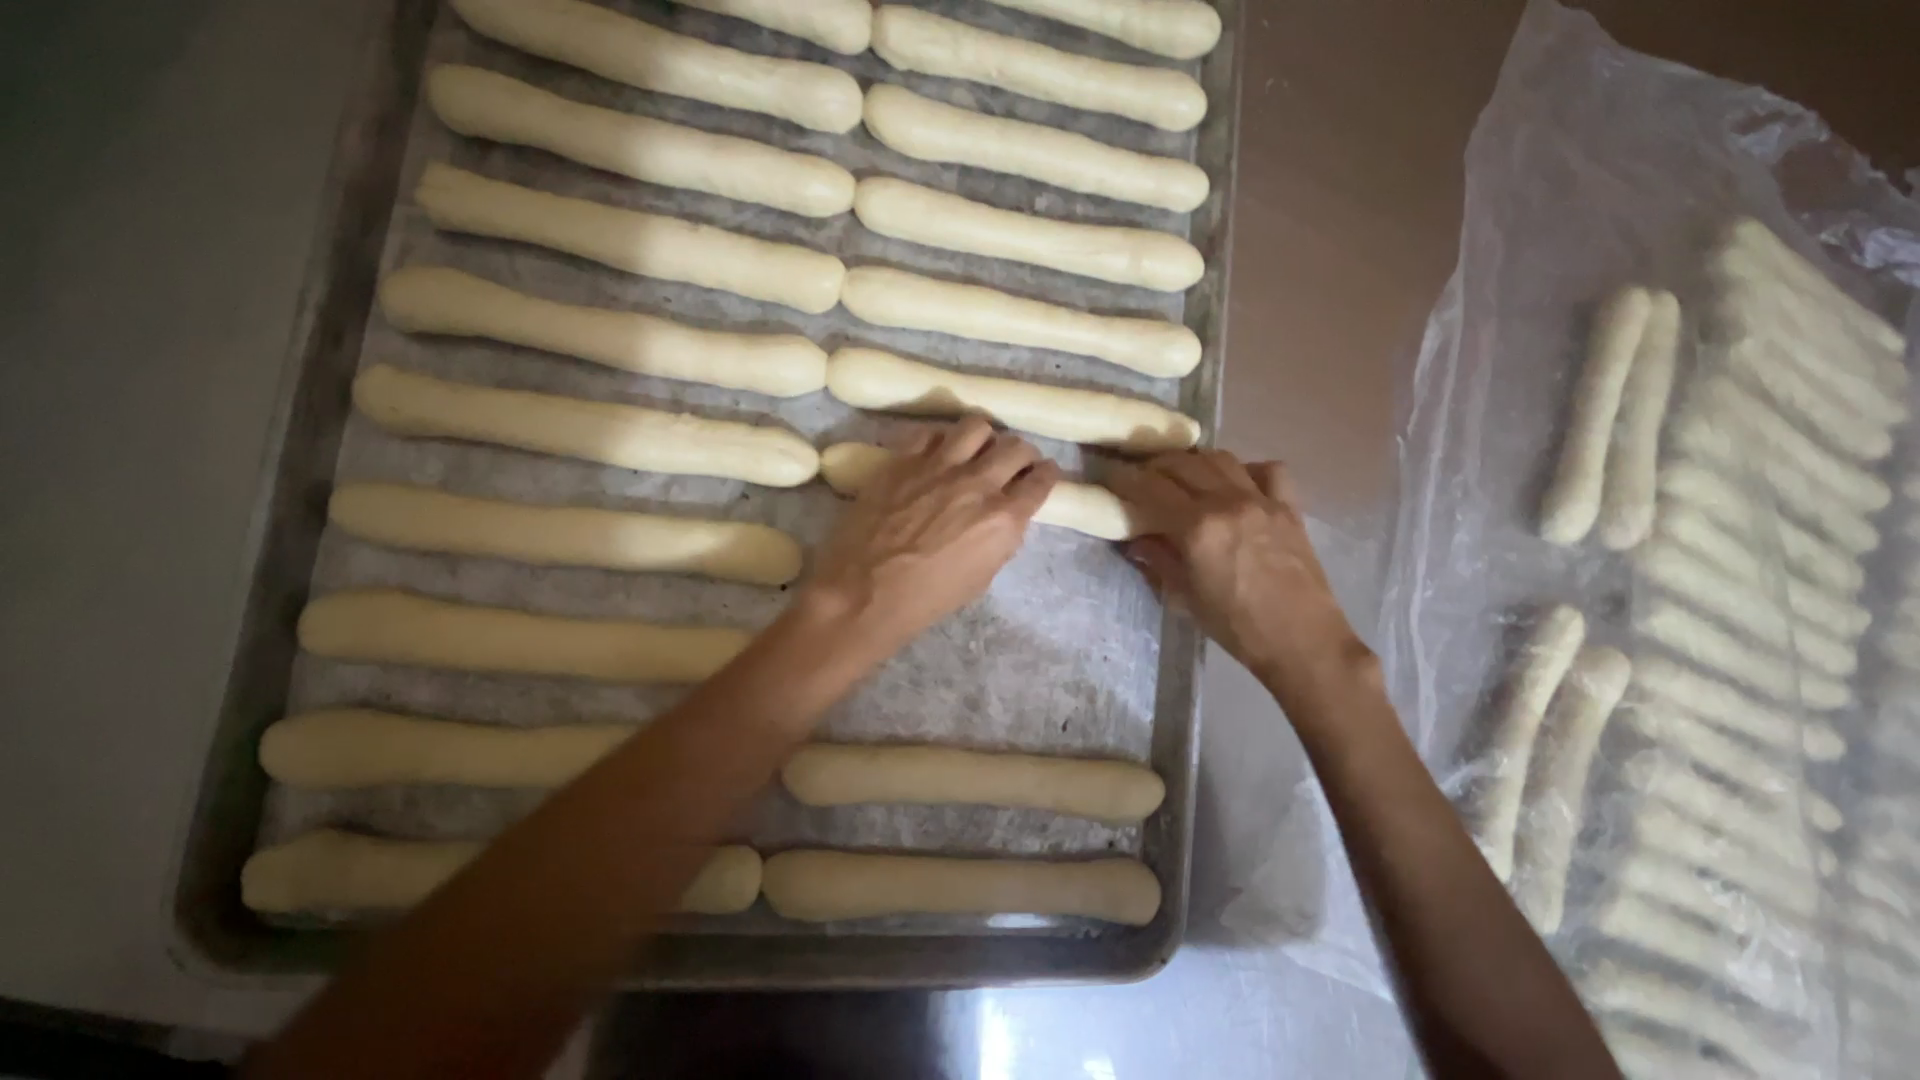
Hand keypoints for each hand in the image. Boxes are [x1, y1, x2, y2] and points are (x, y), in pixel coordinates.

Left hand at [806, 417, 1058, 657]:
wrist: (863, 592)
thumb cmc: (925, 600)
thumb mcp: (981, 578)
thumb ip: (999, 539)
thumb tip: (1003, 518)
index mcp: (1003, 520)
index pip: (1041, 481)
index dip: (1047, 474)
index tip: (1044, 473)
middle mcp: (978, 484)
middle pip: (1016, 446)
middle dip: (1022, 453)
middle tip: (1014, 461)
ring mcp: (938, 466)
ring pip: (976, 425)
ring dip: (983, 436)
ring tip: (975, 449)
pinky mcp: (902, 460)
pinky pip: (930, 432)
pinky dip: (939, 440)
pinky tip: (935, 453)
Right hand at [1109, 451, 1363, 693]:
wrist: (1301, 640)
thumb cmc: (1236, 627)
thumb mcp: (1185, 598)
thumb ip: (1158, 560)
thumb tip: (1135, 539)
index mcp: (1197, 527)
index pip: (1151, 488)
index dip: (1125, 480)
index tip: (1110, 478)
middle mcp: (1227, 502)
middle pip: (1182, 464)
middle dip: (1155, 466)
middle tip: (1142, 477)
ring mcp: (1262, 500)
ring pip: (1220, 458)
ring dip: (1195, 462)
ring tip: (1183, 475)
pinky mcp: (1289, 507)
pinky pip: (1268, 470)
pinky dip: (1247, 469)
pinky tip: (1238, 484)